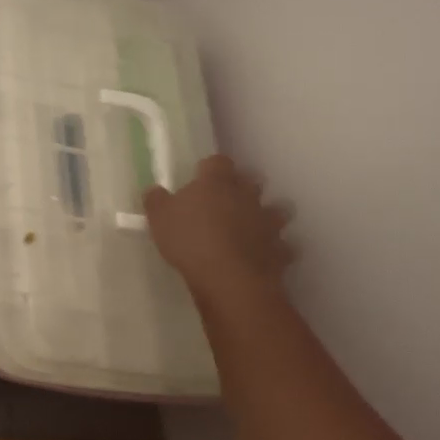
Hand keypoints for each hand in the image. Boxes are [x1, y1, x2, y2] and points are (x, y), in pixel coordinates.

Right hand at [144, 155, 293, 299]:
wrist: (230, 278)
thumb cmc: (189, 240)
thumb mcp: (158, 218)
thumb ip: (156, 200)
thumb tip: (155, 190)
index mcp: (216, 182)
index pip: (218, 161)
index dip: (210, 168)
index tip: (200, 178)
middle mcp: (247, 196)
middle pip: (252, 181)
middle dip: (242, 188)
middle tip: (225, 201)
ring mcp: (269, 222)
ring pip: (277, 210)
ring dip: (267, 215)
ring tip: (251, 226)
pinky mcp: (282, 249)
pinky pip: (283, 245)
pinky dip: (275, 247)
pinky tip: (263, 255)